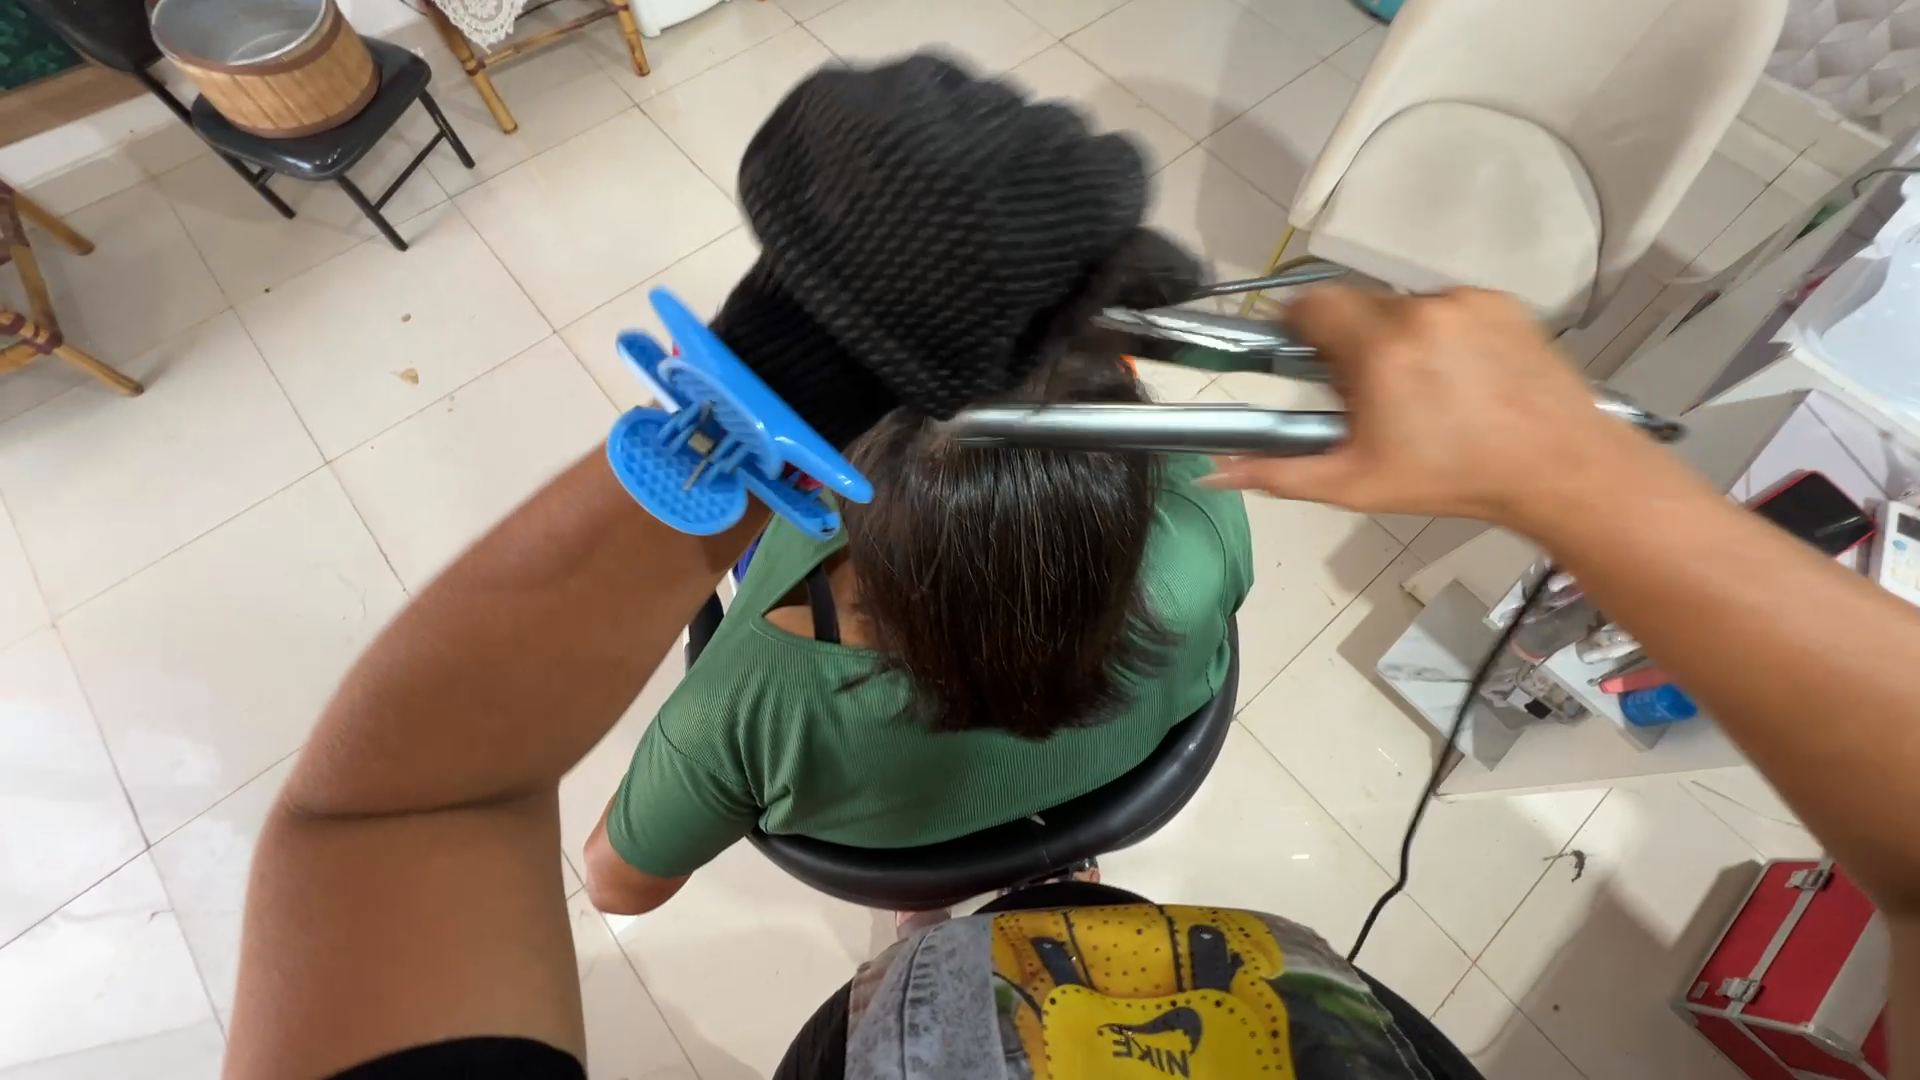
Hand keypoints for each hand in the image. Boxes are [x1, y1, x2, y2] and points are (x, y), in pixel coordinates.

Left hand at [716, 53, 1158, 445]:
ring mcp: (942, 91)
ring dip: (973, 157)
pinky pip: (920, 99)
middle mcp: (1018, 122)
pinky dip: (915, 137)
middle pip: (1054, 139)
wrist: (808, 331)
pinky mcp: (876, 82)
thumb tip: (1169, 264)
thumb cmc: (925, 354)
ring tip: (923, 214)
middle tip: (982, 236)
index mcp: (1065, 194)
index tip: (1060, 242)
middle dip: (1034, 184)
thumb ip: (1092, 294)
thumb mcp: (1022, 350)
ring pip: (987, 114)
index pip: (1120, 175)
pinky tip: (884, 188)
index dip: (1094, 211)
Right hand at [1207, 286, 1652, 523]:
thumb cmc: (1448, 478)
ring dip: (1388, 339)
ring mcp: (1467, 302)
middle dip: (1343, 342)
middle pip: (1354, 307)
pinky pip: (1441, 308)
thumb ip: (1275, 473)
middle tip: (1359, 392)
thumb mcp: (1351, 484)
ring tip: (1411, 390)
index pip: (1312, 303)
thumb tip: (1213, 475)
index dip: (1295, 325)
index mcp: (1381, 349)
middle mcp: (1422, 310)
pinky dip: (1431, 335)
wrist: (1560, 467)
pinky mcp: (1502, 303)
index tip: (1299, 356)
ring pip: (1397, 308)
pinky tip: (1451, 378)